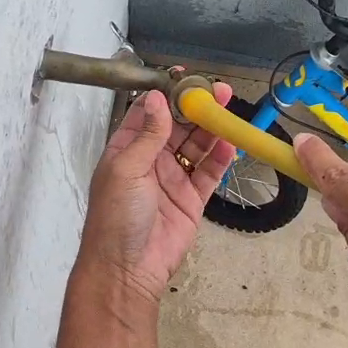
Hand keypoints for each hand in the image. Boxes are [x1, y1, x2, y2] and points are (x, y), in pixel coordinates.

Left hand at [76, 84, 235, 303]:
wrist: (127, 271)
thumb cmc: (116, 216)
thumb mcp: (126, 169)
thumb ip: (147, 134)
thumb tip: (158, 97)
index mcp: (128, 148)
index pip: (149, 112)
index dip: (167, 93)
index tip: (185, 76)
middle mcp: (151, 159)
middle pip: (178, 126)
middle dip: (196, 107)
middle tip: (218, 91)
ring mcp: (173, 178)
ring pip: (196, 146)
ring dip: (212, 128)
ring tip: (229, 109)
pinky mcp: (192, 199)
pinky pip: (209, 172)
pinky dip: (220, 157)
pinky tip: (231, 142)